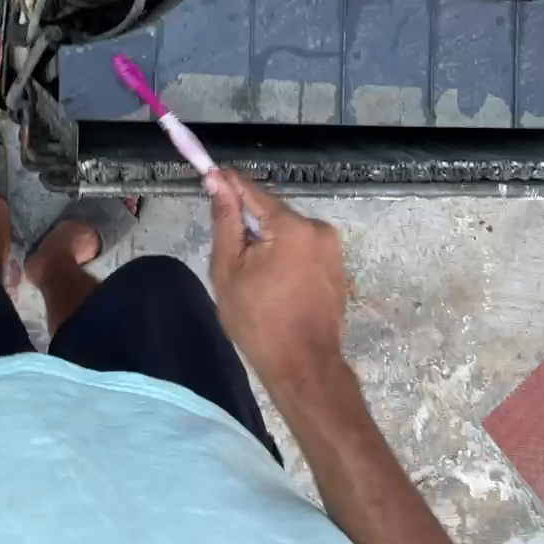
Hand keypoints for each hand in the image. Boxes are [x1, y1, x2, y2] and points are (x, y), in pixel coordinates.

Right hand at [206, 170, 348, 387]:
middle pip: (271, 211)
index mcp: (292, 226)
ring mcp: (332, 247)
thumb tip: (217, 182)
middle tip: (227, 252)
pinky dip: (283, 255)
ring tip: (250, 274)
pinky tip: (271, 282)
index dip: (227, 184)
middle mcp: (318, 228)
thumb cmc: (258, 322)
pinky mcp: (337, 265)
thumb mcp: (229, 269)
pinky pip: (301, 247)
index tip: (207, 175)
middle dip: (248, 223)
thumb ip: (225, 221)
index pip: (252, 191)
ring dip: (266, 241)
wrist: (304, 367)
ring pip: (286, 230)